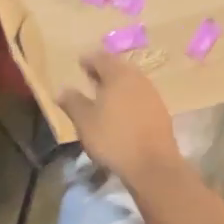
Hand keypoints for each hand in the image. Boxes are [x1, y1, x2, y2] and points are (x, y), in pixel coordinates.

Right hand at [57, 51, 185, 187]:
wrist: (152, 164)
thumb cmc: (113, 139)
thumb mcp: (85, 121)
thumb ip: (73, 102)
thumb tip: (62, 90)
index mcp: (118, 75)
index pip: (101, 58)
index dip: (89, 59)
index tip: (80, 62)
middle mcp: (138, 79)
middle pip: (119, 68)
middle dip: (104, 71)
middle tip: (91, 76)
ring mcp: (153, 95)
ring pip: (131, 83)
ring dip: (117, 85)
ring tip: (104, 94)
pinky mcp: (161, 113)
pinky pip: (140, 97)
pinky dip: (128, 99)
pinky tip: (122, 111)